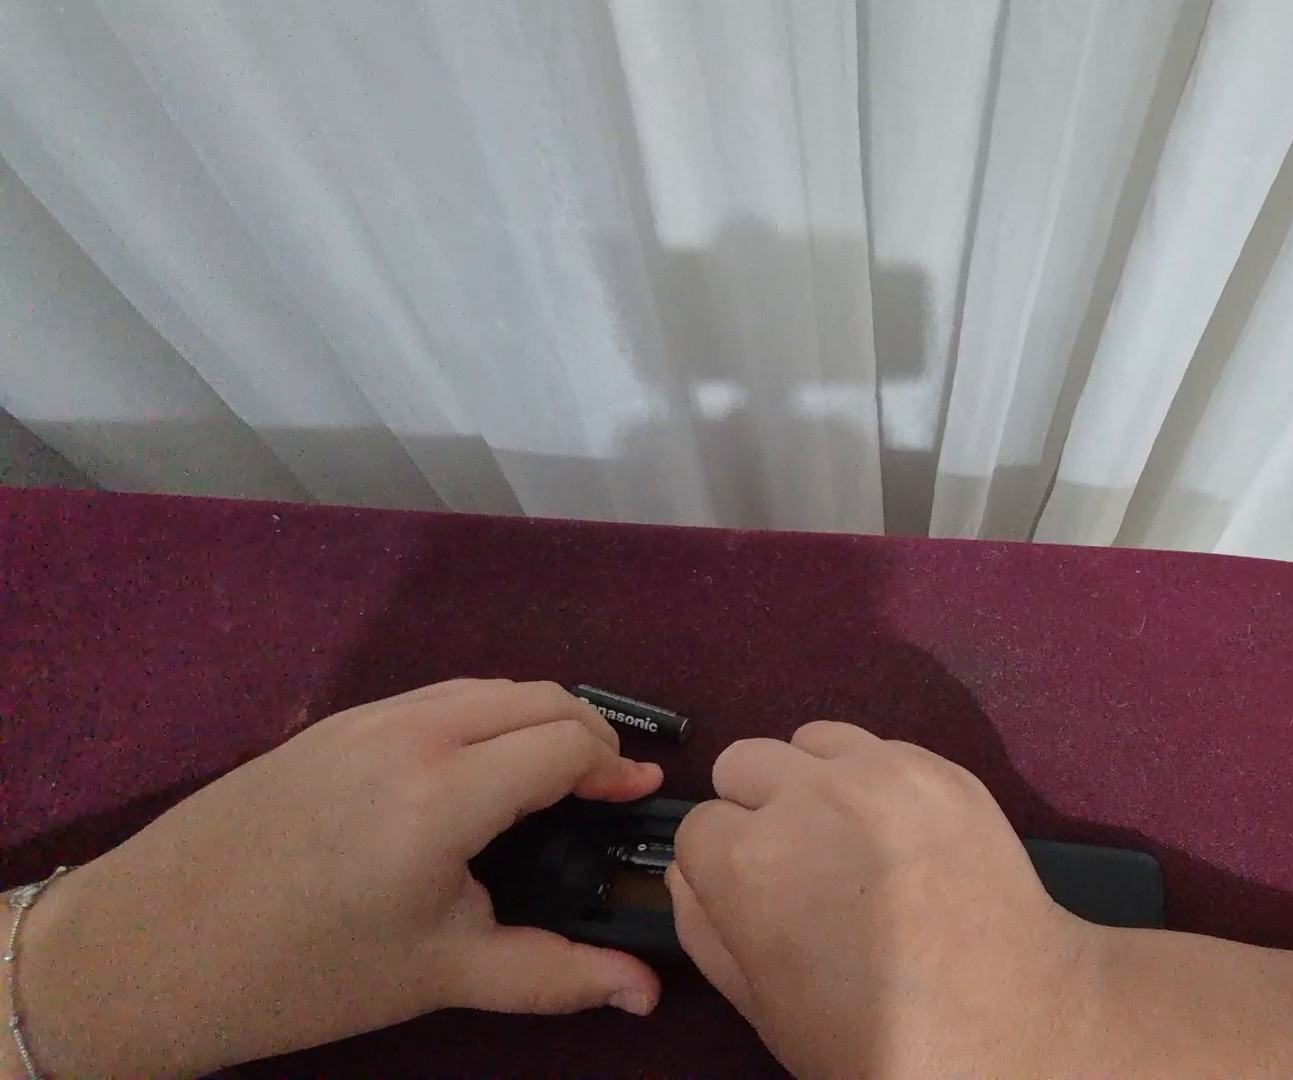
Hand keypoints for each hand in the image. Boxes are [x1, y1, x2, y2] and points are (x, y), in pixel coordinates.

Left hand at [8, 679, 663, 1078]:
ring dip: (546, 717)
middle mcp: (417, 735)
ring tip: (555, 769)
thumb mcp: (436, 976)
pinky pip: (452, 692)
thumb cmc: (299, 976)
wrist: (127, 958)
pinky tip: (485, 761)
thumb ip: (554, 975)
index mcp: (443, 798)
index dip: (614, 767)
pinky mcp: (345, 715)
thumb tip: (647, 991)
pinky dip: (497, 712)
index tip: (637, 794)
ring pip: (501, 687)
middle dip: (592, 735)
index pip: (568, 746)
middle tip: (603, 785)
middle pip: (548, 699)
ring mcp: (376, 716)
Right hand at [666, 722, 1096, 1078]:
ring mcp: (881, 769)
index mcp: (751, 861)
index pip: (698, 825)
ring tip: (848, 830)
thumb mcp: (763, 1005)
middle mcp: (810, 794)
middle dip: (756, 805)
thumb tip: (689, 868)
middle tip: (798, 854)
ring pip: (809, 738)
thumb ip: (705, 926)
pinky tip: (899, 827)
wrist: (1009, 1019)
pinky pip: (877, 747)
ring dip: (813, 778)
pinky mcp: (936, 762)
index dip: (721, 863)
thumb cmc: (875, 1034)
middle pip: (743, 760)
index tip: (752, 889)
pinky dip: (873, 778)